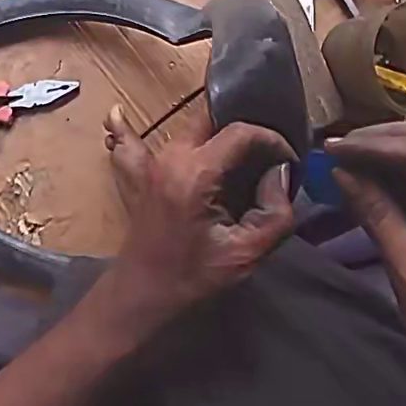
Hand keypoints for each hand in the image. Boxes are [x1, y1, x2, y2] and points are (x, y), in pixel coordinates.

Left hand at [90, 105, 296, 336]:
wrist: (143, 289)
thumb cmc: (194, 274)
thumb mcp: (246, 252)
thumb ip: (275, 213)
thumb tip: (279, 173)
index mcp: (194, 174)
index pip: (239, 132)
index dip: (270, 138)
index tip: (287, 157)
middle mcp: (169, 157)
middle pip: (209, 117)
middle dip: (242, 127)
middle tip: (265, 150)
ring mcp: (150, 160)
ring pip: (187, 126)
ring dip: (215, 130)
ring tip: (242, 151)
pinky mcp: (140, 169)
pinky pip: (135, 138)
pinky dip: (133, 128)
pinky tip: (119, 116)